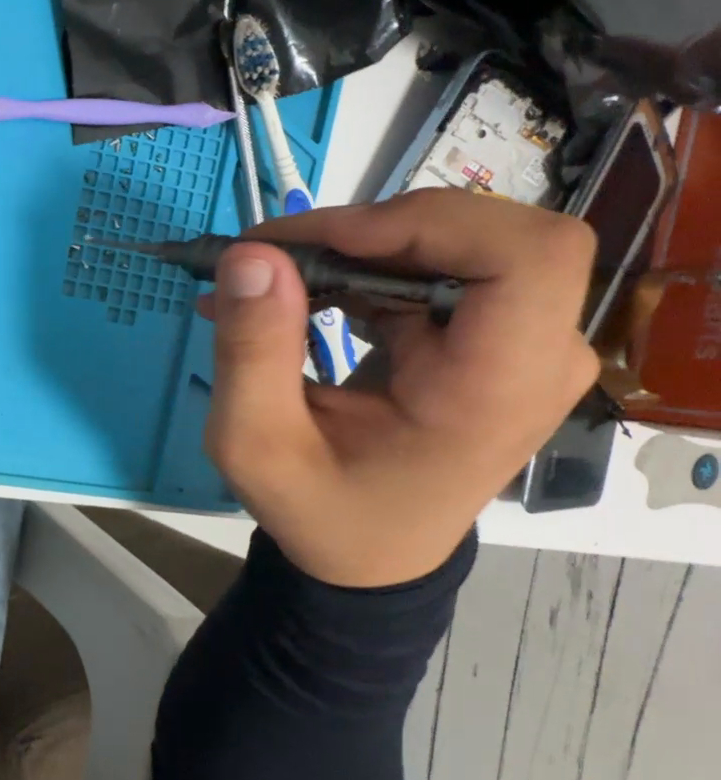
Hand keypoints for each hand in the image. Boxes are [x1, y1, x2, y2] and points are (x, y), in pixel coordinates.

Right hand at [198, 190, 599, 587]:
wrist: (367, 553)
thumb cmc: (317, 509)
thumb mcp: (255, 444)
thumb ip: (251, 350)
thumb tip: (248, 253)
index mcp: (495, 389)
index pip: (524, 257)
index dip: (426, 226)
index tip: (320, 243)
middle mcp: (531, 355)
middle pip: (493, 235)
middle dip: (375, 229)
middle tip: (274, 257)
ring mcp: (515, 344)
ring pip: (459, 242)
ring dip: (357, 246)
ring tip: (267, 278)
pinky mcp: (486, 337)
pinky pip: (435, 269)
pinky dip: (360, 267)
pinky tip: (295, 295)